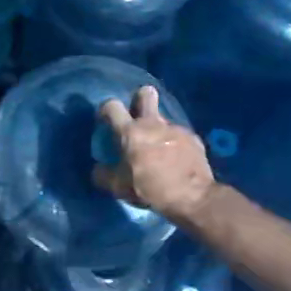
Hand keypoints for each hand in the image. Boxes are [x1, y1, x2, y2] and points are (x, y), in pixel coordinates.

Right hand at [95, 86, 217, 223]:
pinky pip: (178, 135)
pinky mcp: (193, 138)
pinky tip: (175, 159)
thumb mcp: (119, 188)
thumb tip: (98, 169)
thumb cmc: (150, 189)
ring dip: (156, 129)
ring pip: (162, 119)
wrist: (193, 197)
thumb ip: (104, 175)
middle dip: (139, 98)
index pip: (112, 106)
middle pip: (145, 93)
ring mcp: (175, 129)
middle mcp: (152, 124)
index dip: (106, 109)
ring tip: (157, 149)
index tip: (105, 120)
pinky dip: (173, 143)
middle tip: (136, 114)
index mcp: (130, 132)